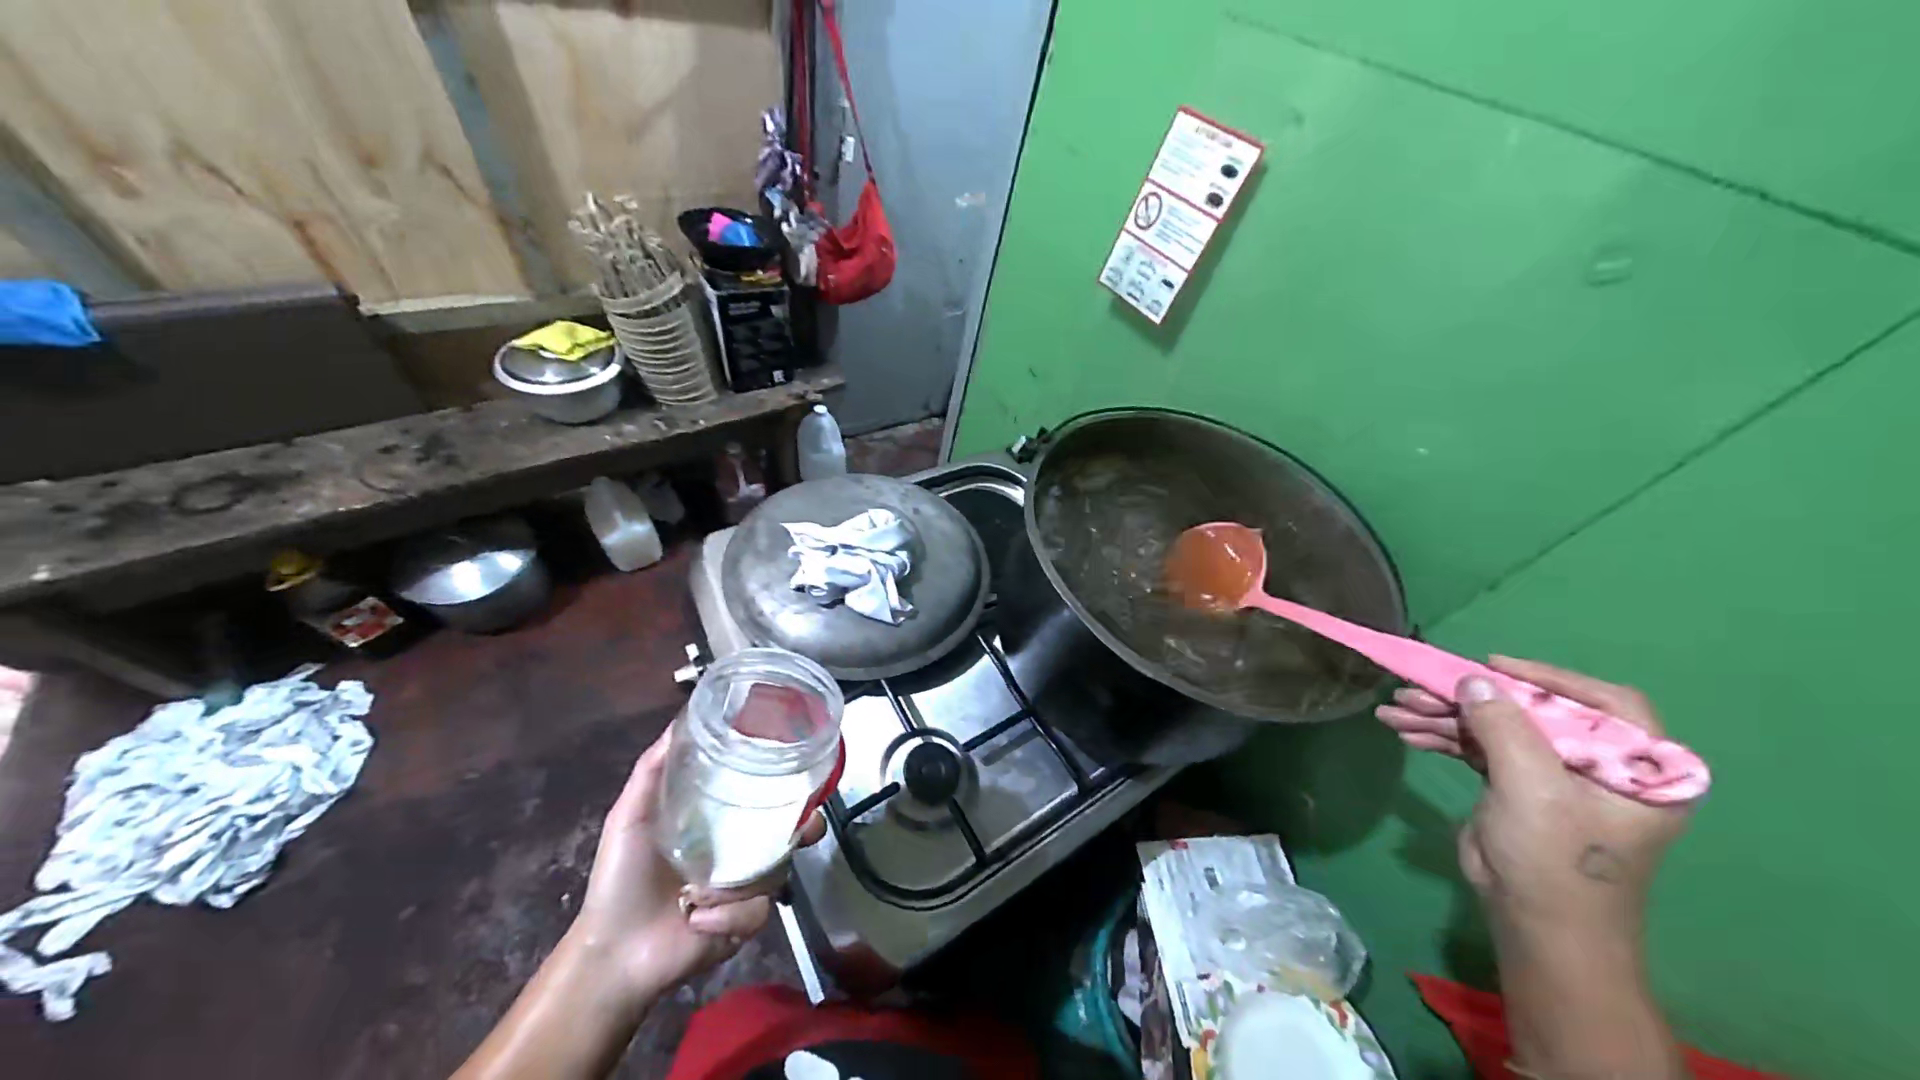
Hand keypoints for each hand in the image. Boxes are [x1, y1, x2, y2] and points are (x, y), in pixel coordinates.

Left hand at [564, 724, 826, 1012]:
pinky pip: (757, 910)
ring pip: (776, 871)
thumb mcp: (630, 815)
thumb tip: (681, 720)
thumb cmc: (620, 879)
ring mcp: (747, 888)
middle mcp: (740, 851)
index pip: (763, 796)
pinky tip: (697, 917)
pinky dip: (726, 915)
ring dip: (743, 882)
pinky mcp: (746, 923)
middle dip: (804, 828)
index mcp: (719, 822)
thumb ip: (653, 768)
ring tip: (709, 892)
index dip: (788, 785)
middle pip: (788, 832)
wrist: (614, 952)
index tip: (802, 771)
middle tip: (805, 828)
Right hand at [1376, 656, 1689, 940]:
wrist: (1537, 924)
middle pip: (1529, 711)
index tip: (1492, 666)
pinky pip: (1477, 748)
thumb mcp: (1533, 788)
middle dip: (1468, 700)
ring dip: (1442, 717)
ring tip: (1394, 709)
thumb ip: (1504, 727)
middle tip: (1416, 688)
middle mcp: (1597, 763)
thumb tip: (1472, 679)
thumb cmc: (1555, 859)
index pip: (1603, 702)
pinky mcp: (1515, 786)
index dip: (1548, 677)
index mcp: (1635, 766)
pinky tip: (1404, 730)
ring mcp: (1552, 774)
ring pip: (1494, 728)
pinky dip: (1441, 737)